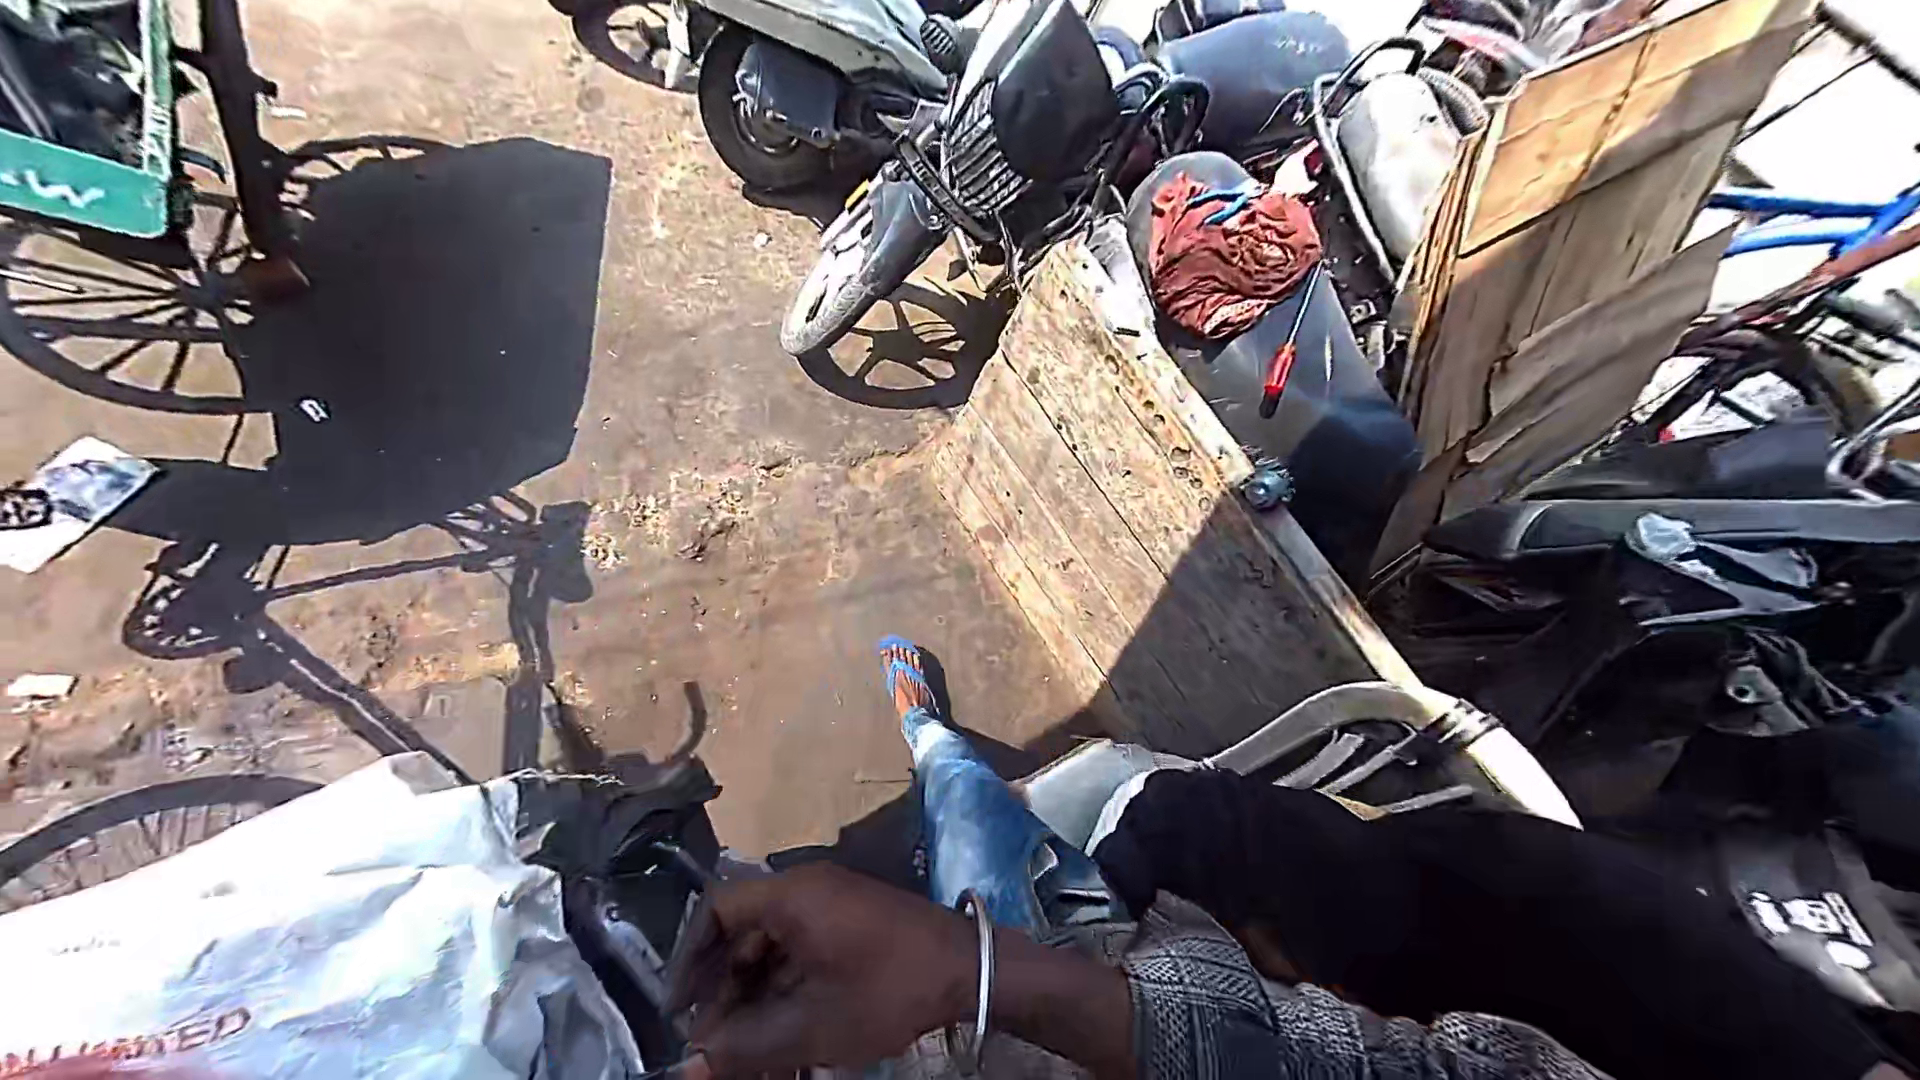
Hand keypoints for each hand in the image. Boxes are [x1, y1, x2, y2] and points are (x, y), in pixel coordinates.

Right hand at [668, 862, 976, 1075]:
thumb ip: (746, 1045)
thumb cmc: (885, 988)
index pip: (719, 907)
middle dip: (723, 991)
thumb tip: (693, 1063)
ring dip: (754, 997)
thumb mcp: (812, 1025)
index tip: (679, 1008)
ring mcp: (830, 902)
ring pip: (772, 947)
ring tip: (747, 1053)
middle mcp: (807, 888)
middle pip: (744, 932)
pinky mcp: (848, 920)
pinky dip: (784, 988)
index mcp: (792, 895)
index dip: (690, 957)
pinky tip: (782, 1036)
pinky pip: (800, 950)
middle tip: (714, 1047)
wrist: (962, 966)